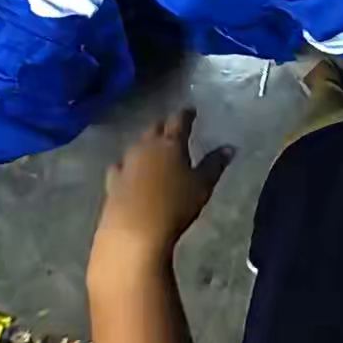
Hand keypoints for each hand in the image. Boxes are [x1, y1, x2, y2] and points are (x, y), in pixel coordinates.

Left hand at [91, 109, 232, 273]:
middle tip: (172, 129)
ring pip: (137, 144)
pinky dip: (128, 165)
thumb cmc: (174, 206)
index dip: (186, 114)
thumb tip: (229, 148)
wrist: (133, 231)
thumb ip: (215, 165)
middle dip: (164, 126)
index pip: (179, 121)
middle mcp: (146, 146)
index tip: (191, 111)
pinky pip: (121, 165)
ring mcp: (127, 162)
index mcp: (170, 143)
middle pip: (155, 128)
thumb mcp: (202, 186)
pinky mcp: (112, 181)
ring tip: (154, 149)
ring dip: (146, 143)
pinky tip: (129, 171)